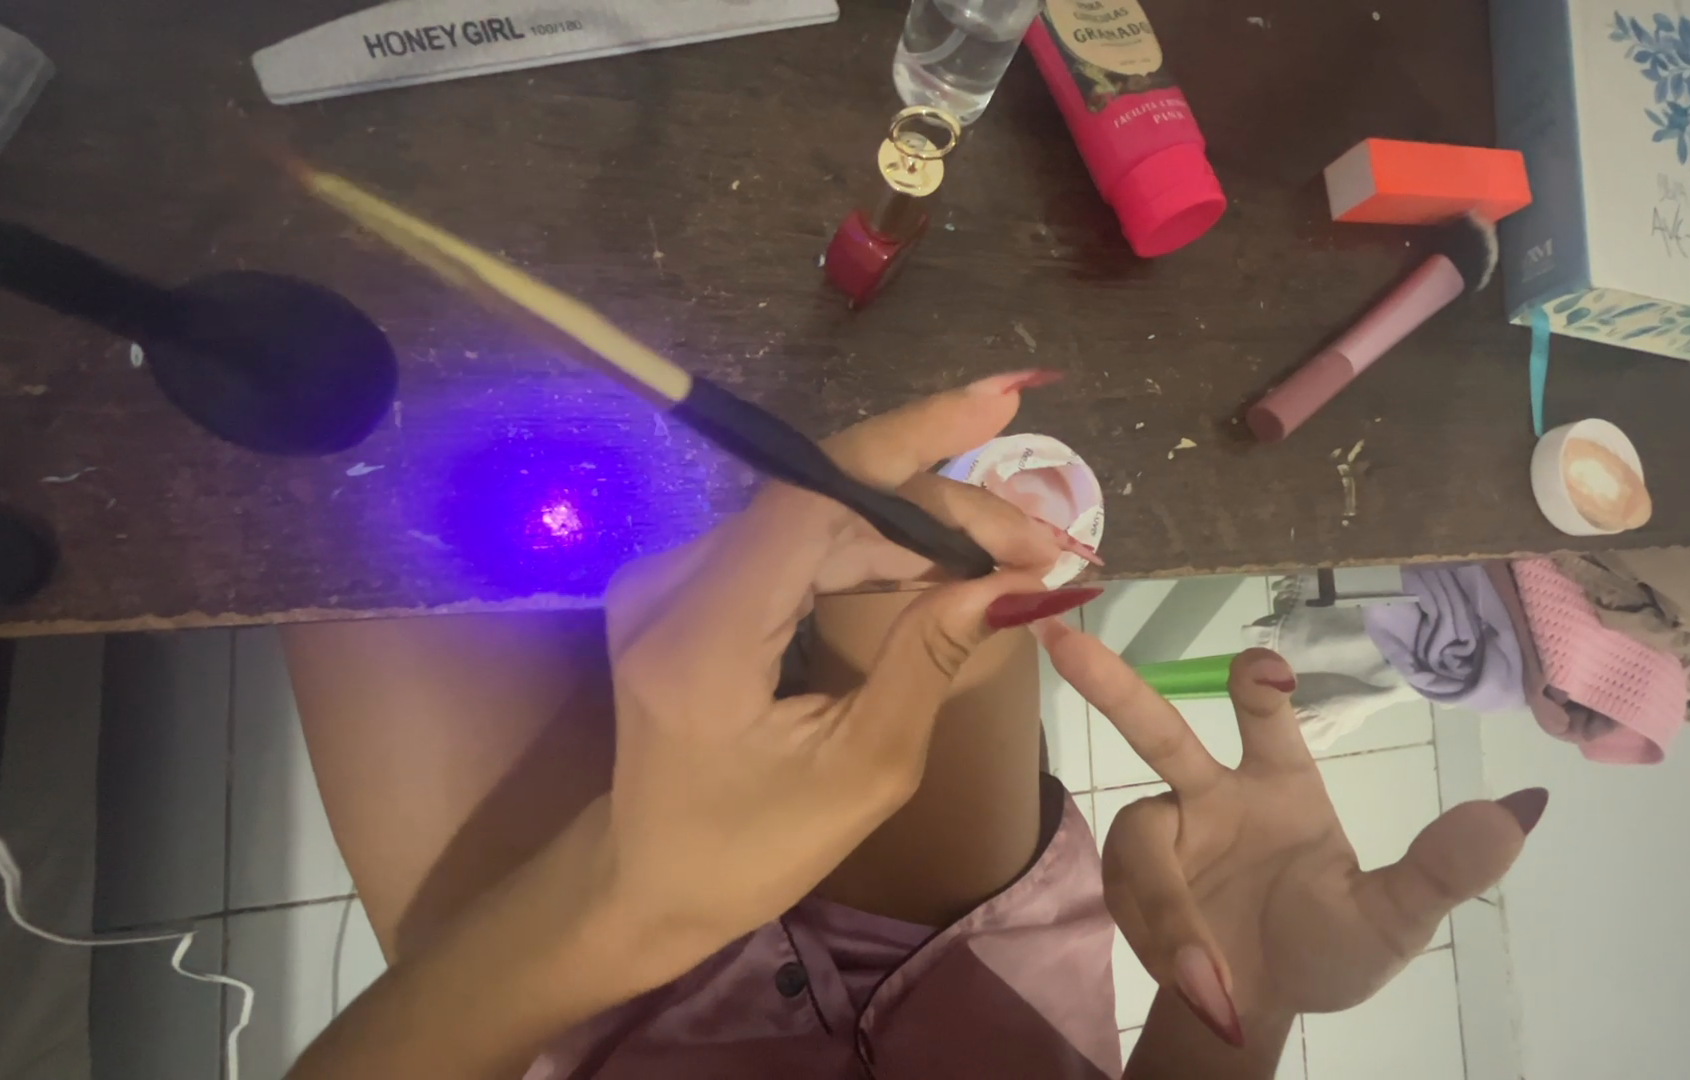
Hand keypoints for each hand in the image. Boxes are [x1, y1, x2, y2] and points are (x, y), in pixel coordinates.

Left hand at [589, 373, 1100, 989]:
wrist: (648, 877)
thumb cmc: (752, 850)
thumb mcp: (865, 769)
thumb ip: (931, 658)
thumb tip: (1012, 580)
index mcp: (704, 640)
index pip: (812, 496)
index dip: (909, 440)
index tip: (998, 403)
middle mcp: (675, 583)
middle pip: (830, 502)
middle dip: (945, 510)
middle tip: (1041, 541)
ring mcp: (678, 575)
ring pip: (823, 514)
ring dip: (920, 527)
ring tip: (1012, 551)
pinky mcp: (696, 581)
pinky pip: (802, 540)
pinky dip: (878, 547)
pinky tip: (942, 560)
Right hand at [1037, 622, 1544, 1046]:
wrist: (1257, 1004)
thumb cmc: (1326, 946)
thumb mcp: (1389, 920)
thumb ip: (1439, 869)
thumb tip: (1520, 807)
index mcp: (1276, 784)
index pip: (1261, 715)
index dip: (1259, 683)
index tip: (1263, 661)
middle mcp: (1207, 792)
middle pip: (1154, 728)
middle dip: (1107, 682)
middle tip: (1059, 639)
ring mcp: (1161, 832)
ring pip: (1139, 843)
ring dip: (1163, 906)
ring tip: (1206, 977)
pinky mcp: (1129, 877)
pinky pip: (1128, 894)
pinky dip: (1159, 937)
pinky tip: (1198, 980)